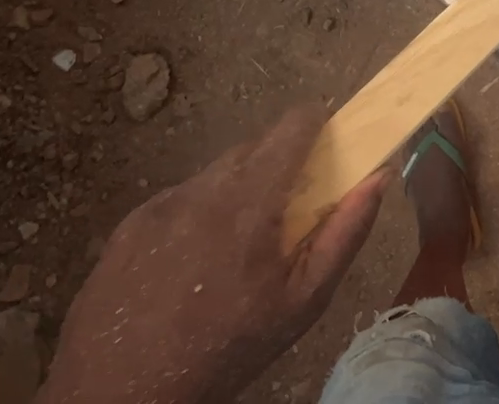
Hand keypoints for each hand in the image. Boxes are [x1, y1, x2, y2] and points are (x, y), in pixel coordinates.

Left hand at [38, 107, 389, 403]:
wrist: (119, 399)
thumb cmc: (226, 348)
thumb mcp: (303, 301)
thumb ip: (346, 232)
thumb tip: (379, 176)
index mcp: (250, 200)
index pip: (292, 125)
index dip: (317, 123)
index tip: (329, 142)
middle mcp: (202, 189)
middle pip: (255, 147)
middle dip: (279, 165)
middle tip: (288, 210)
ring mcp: (159, 205)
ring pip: (216, 173)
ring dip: (238, 190)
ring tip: (237, 246)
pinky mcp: (127, 226)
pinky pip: (179, 200)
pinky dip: (198, 214)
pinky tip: (194, 263)